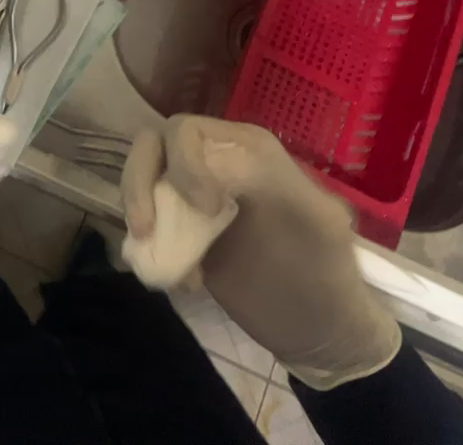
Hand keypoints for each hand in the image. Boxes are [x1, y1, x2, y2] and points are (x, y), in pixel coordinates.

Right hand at [122, 115, 400, 391]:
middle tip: (144, 230)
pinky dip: (145, 244)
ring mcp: (194, 192)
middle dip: (140, 180)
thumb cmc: (325, 275)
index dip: (185, 164)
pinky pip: (147, 216)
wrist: (317, 331)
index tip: (205, 210)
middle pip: (155, 144)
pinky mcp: (181, 227)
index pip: (189, 131)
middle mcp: (215, 160)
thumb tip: (217, 162)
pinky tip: (178, 278)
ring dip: (138, 211)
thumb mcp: (315, 222)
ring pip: (143, 175)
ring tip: (152, 252)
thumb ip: (270, 180)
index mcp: (248, 148)